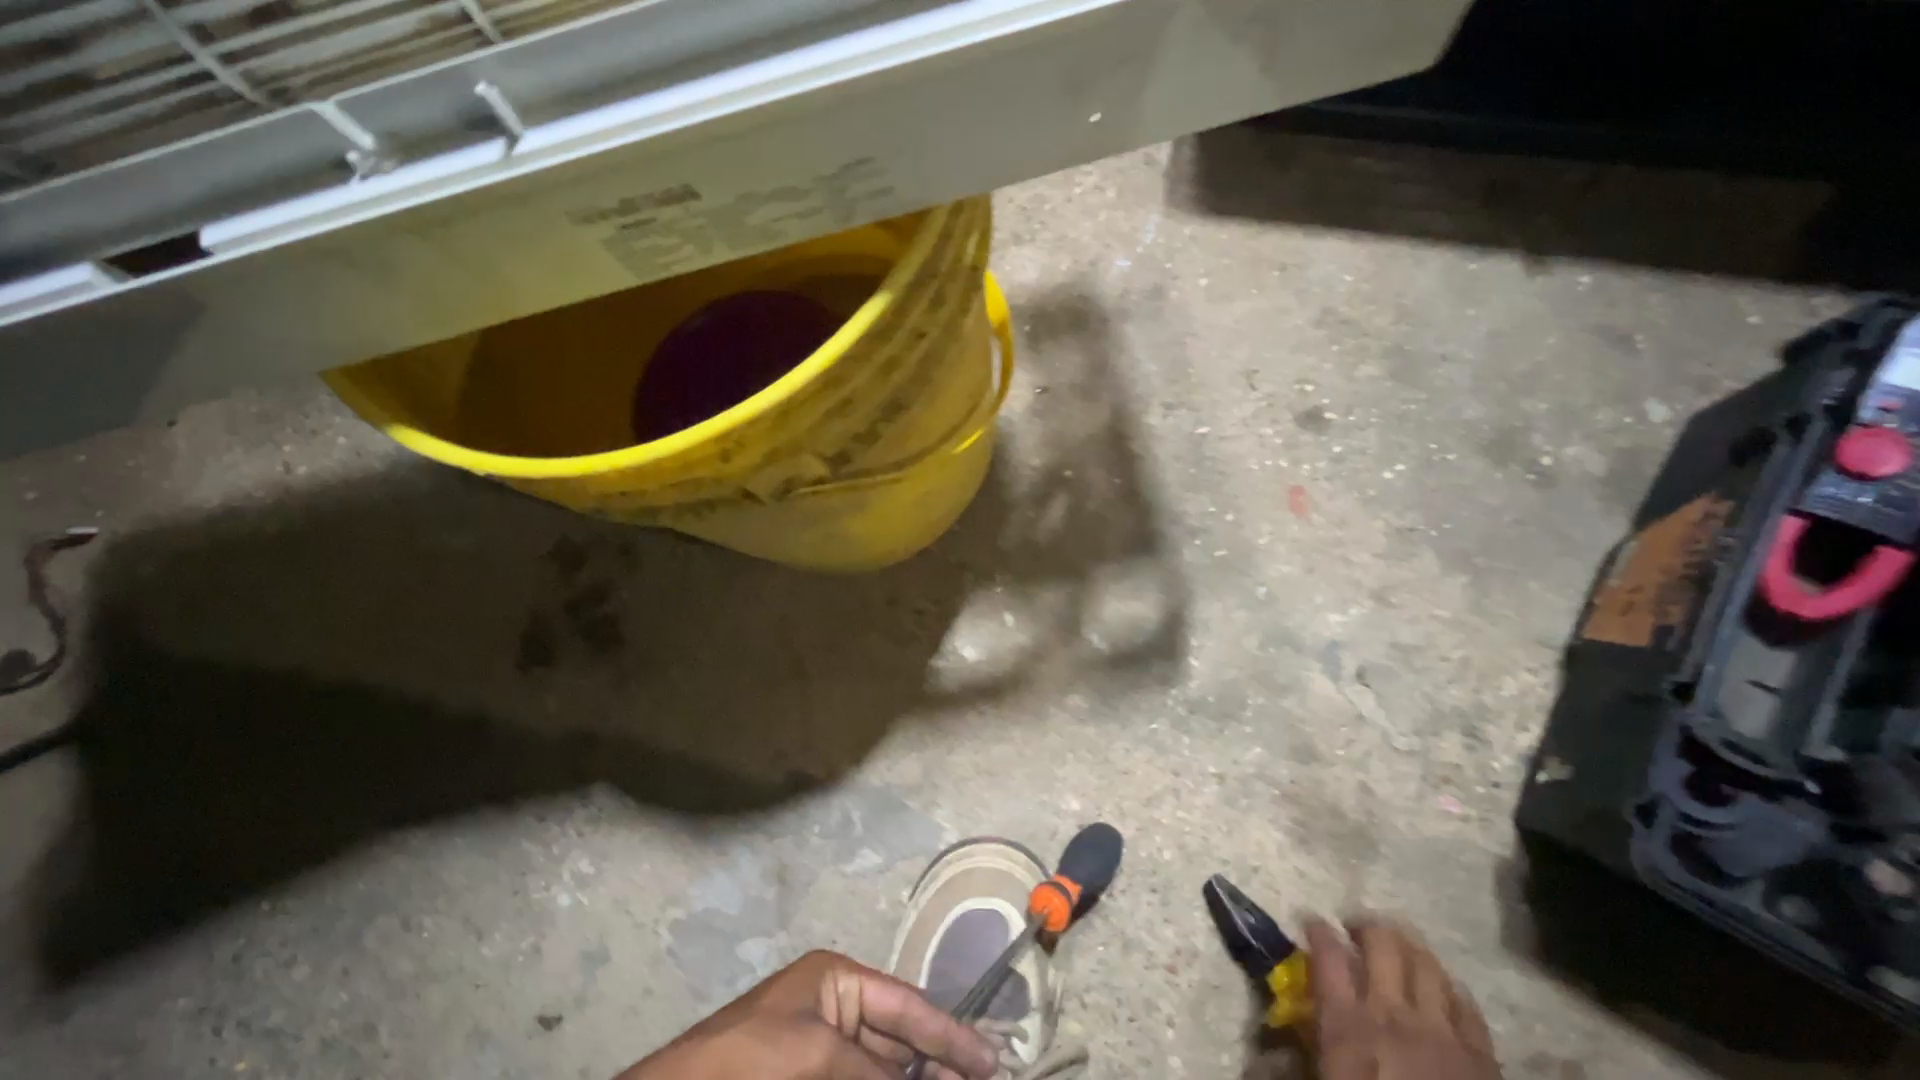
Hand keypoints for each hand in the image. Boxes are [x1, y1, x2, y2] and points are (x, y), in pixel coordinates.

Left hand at [617, 950, 999, 1079]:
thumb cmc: (749, 1056)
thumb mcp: (818, 1054)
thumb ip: (874, 1072)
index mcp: (836, 980)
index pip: (905, 1005)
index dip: (950, 1033)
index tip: (990, 1062)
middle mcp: (835, 1007)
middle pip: (901, 1039)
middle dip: (938, 1063)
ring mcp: (823, 1048)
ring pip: (885, 1067)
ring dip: (917, 1077)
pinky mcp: (812, 1075)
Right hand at [1306, 917, 1502, 1079]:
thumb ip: (1294, 1067)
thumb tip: (1267, 1056)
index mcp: (1347, 1027)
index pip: (1327, 955)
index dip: (1317, 929)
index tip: (1310, 922)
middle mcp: (1392, 1014)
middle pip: (1381, 943)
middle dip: (1365, 925)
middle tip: (1353, 928)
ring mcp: (1442, 1031)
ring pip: (1426, 961)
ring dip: (1407, 944)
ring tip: (1396, 944)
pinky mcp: (1481, 1055)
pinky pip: (1464, 1001)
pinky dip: (1448, 985)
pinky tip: (1441, 988)